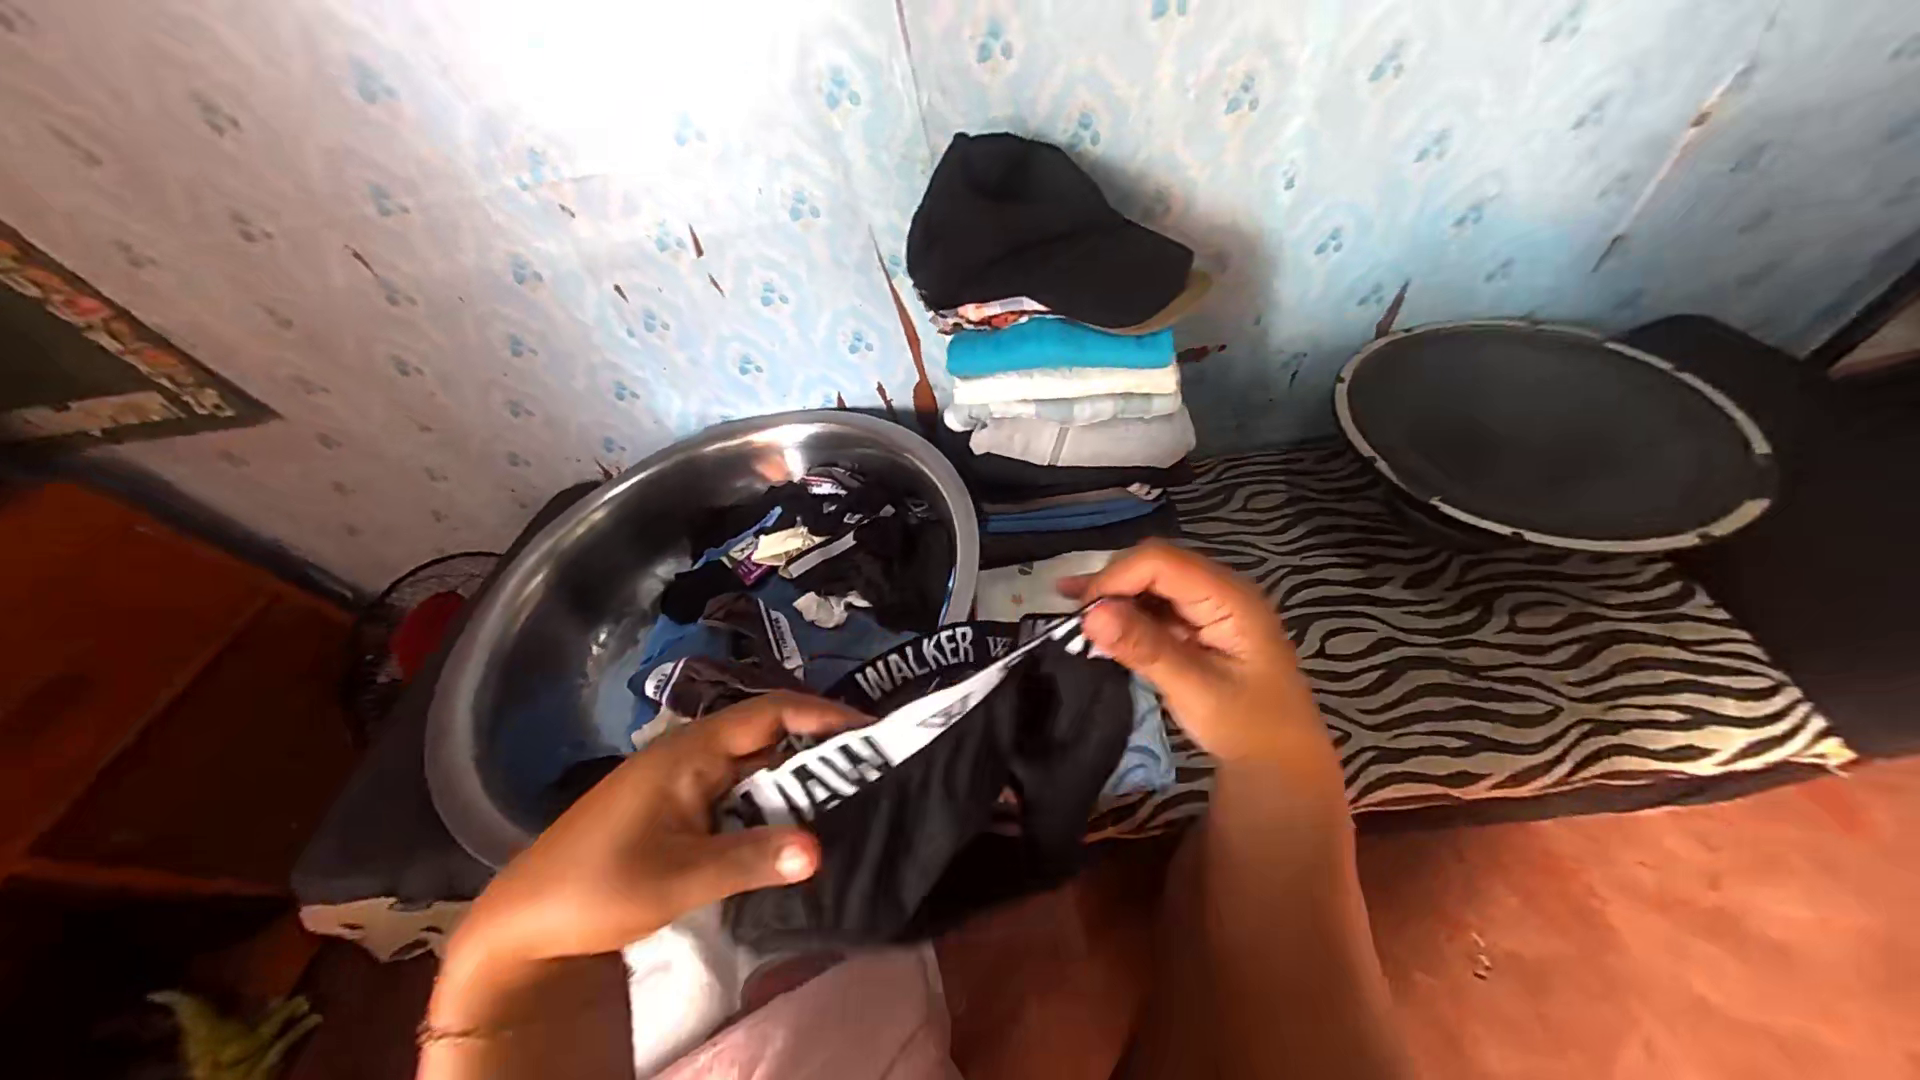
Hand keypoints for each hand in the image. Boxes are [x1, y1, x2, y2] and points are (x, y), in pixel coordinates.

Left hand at [442, 692, 864, 974]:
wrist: (523, 923)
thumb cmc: (597, 887)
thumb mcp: (678, 877)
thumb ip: (750, 859)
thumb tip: (820, 848)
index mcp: (693, 751)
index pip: (770, 712)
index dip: (821, 714)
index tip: (868, 728)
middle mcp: (694, 753)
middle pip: (769, 734)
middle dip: (818, 745)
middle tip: (869, 765)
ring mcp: (687, 779)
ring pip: (756, 765)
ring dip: (796, 777)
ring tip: (845, 793)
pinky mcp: (682, 805)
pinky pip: (741, 790)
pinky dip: (772, 801)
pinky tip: (793, 825)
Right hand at [1061, 539, 1327, 766]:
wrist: (1281, 759)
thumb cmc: (1248, 727)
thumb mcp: (1195, 690)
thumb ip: (1145, 647)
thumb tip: (1090, 615)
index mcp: (1229, 597)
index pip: (1161, 562)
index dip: (1116, 578)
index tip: (1084, 614)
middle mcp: (1218, 588)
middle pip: (1153, 563)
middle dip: (1111, 583)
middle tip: (1074, 618)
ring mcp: (1207, 603)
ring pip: (1149, 579)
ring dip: (1113, 594)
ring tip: (1071, 610)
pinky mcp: (1196, 620)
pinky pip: (1154, 602)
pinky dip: (1124, 609)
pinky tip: (1093, 616)